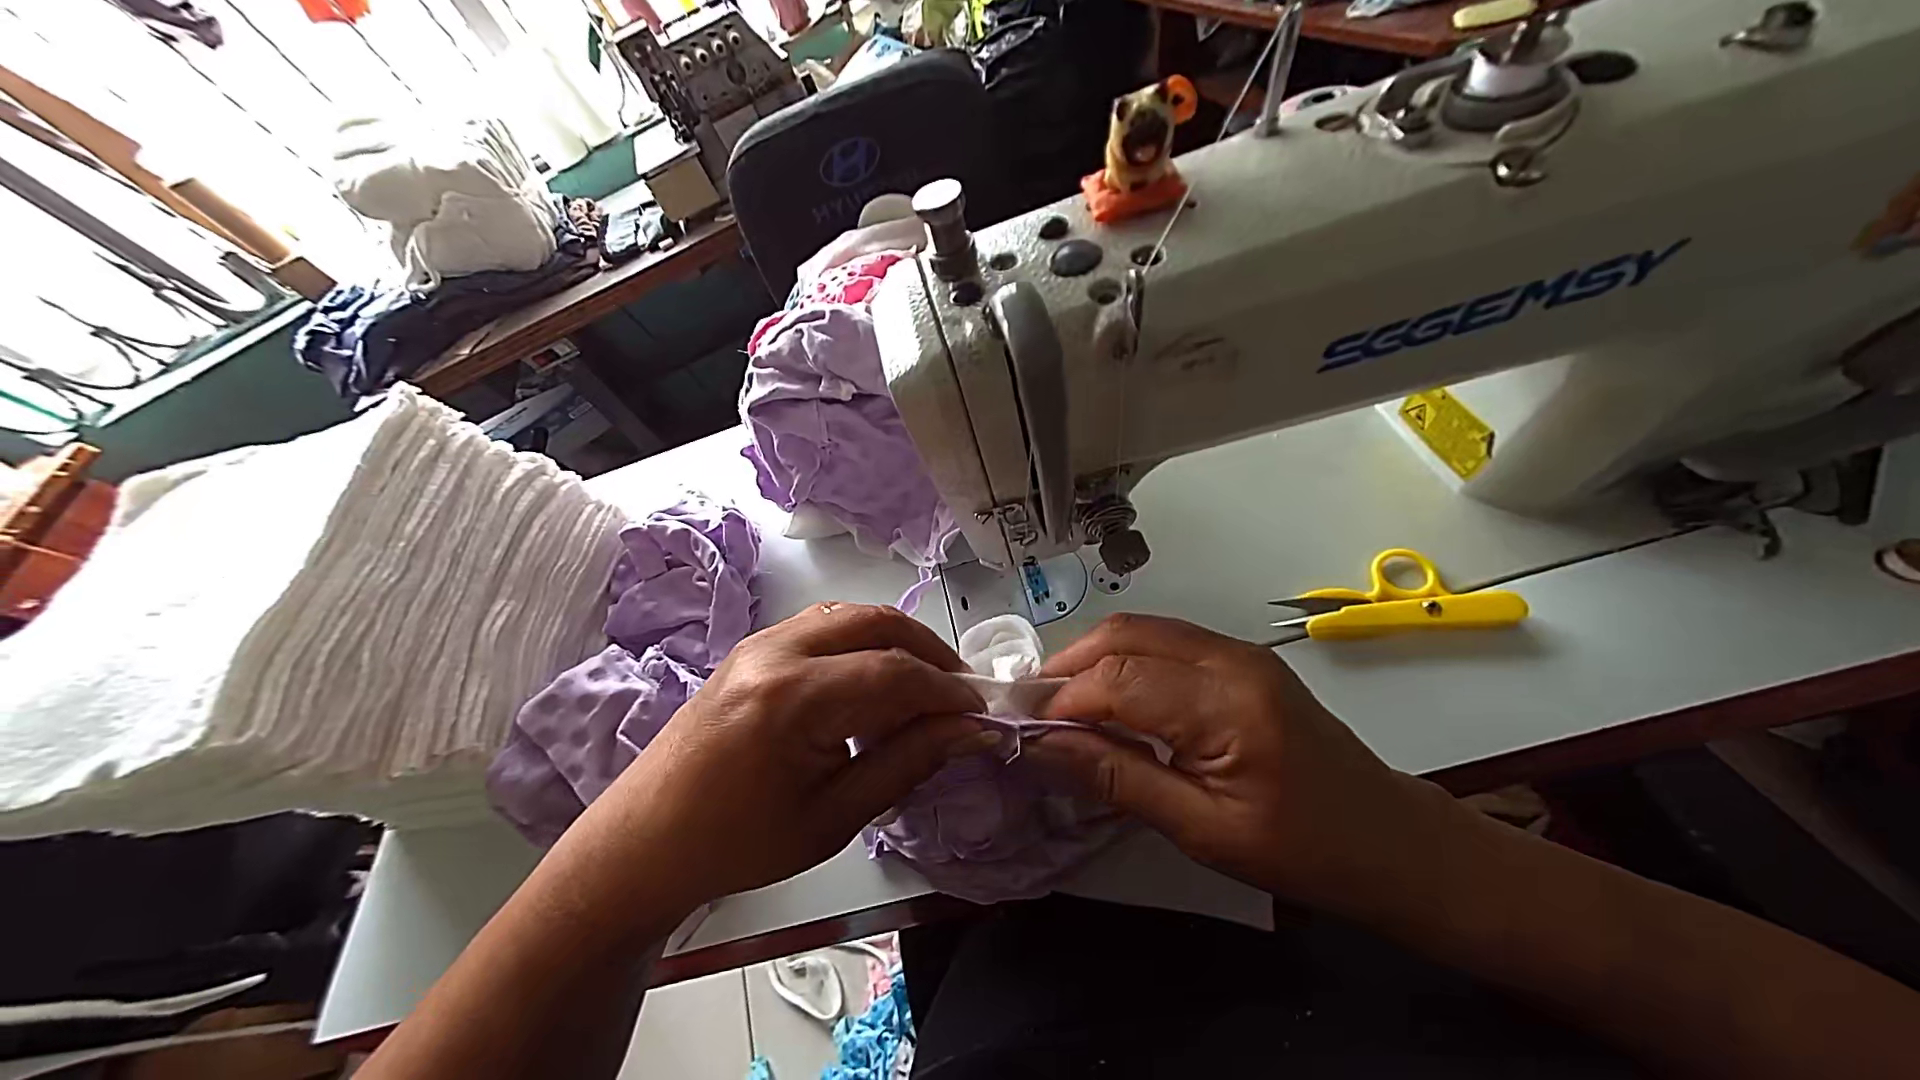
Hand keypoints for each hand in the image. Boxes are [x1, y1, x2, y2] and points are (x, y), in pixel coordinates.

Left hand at [577, 602, 994, 915]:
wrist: (643, 842)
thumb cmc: (737, 844)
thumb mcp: (834, 816)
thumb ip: (907, 762)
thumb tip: (969, 730)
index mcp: (793, 698)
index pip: (895, 673)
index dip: (946, 691)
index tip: (980, 715)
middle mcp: (776, 651)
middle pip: (877, 623)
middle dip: (929, 652)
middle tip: (957, 693)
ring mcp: (758, 643)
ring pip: (850, 615)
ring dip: (896, 641)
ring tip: (922, 685)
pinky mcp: (751, 649)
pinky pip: (822, 625)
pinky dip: (862, 641)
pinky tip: (872, 680)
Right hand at [1025, 613, 1451, 911]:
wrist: (1392, 840)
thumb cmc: (1303, 851)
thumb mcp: (1201, 829)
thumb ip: (1115, 777)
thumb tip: (1041, 745)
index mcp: (1228, 706)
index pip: (1118, 679)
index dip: (1062, 699)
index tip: (1027, 730)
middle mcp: (1231, 658)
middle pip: (1124, 635)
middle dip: (1068, 665)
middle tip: (1033, 710)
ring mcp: (1238, 651)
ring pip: (1140, 629)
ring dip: (1091, 659)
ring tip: (1060, 704)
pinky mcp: (1240, 657)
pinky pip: (1164, 640)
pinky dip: (1122, 660)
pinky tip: (1107, 696)